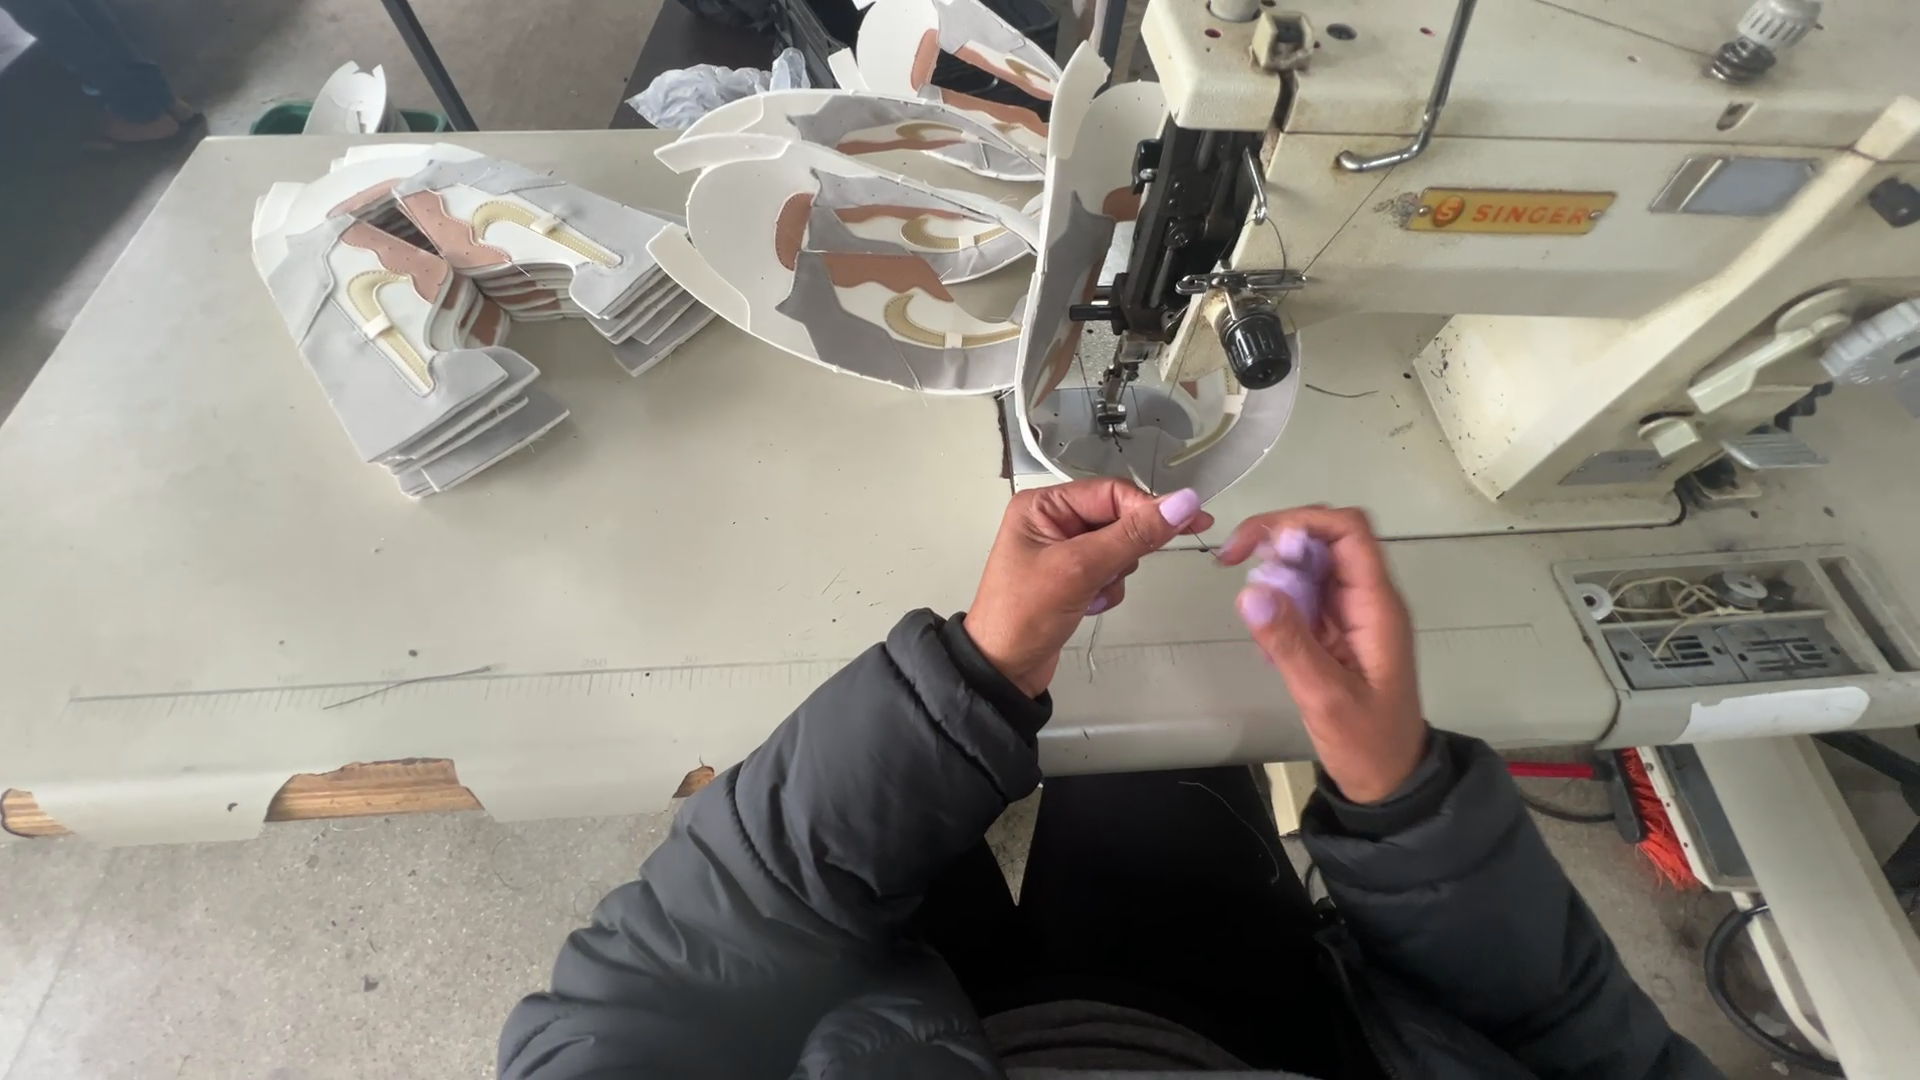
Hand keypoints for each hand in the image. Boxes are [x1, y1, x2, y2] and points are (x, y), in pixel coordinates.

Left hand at [967, 479, 1213, 696]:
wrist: (1002, 670)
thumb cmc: (1026, 614)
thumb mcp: (1079, 569)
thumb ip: (1133, 535)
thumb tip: (1185, 502)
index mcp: (1043, 505)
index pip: (1110, 492)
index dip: (1148, 508)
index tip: (1191, 522)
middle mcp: (1052, 520)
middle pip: (1117, 518)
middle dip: (1125, 548)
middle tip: (1115, 572)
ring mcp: (1062, 550)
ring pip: (1119, 547)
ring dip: (1116, 572)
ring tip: (1091, 593)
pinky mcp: (1073, 578)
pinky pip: (1110, 571)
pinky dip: (1108, 589)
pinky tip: (1088, 606)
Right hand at [1217, 507, 1425, 803]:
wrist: (1389, 780)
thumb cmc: (1367, 741)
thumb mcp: (1325, 696)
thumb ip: (1289, 643)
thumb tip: (1249, 591)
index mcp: (1375, 605)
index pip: (1347, 531)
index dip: (1301, 522)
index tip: (1255, 546)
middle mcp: (1364, 597)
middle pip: (1324, 536)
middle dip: (1277, 536)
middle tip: (1233, 561)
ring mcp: (1348, 611)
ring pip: (1310, 560)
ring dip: (1272, 565)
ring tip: (1243, 590)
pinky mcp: (1332, 627)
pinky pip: (1301, 590)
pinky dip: (1274, 594)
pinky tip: (1259, 623)